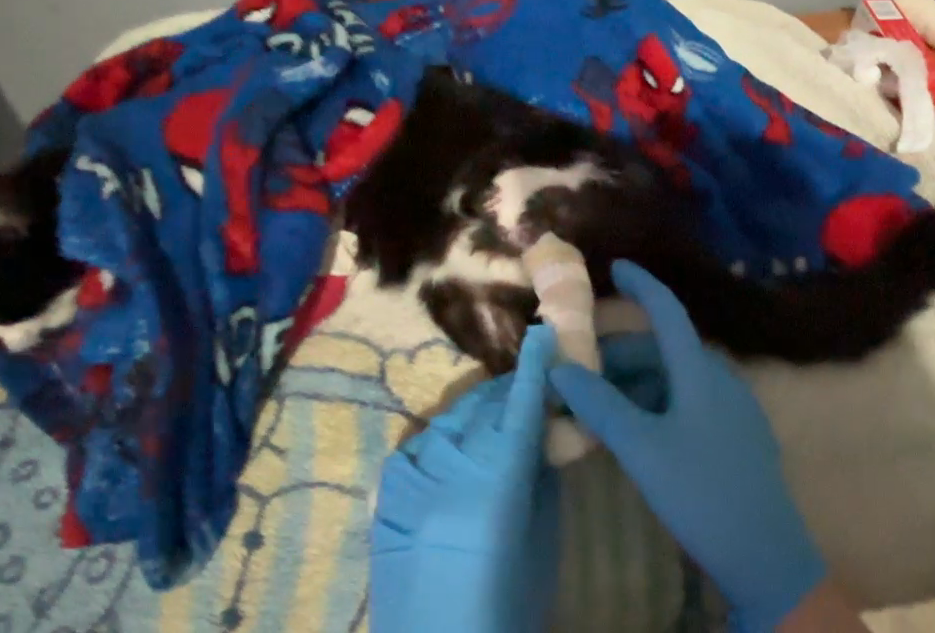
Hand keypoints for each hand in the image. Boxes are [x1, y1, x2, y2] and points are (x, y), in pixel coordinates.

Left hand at [370, 326, 560, 632]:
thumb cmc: (506, 602)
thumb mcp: (540, 539)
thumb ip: (541, 474)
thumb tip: (548, 428)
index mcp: (495, 481)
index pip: (519, 406)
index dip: (534, 365)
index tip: (545, 331)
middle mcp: (447, 465)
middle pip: (485, 406)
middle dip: (511, 391)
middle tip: (535, 388)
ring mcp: (410, 473)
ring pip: (453, 420)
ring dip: (480, 414)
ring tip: (501, 418)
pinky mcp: (387, 486)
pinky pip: (426, 443)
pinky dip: (449, 439)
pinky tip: (462, 452)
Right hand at [550, 263, 826, 631]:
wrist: (765, 555)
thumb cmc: (699, 492)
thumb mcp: (640, 448)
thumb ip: (599, 405)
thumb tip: (560, 368)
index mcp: (699, 371)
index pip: (667, 311)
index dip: (641, 285)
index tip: (615, 266)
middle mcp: (718, 379)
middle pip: (663, 350)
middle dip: (619, 357)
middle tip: (579, 377)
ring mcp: (732, 408)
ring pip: (673, 380)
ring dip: (633, 386)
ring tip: (598, 413)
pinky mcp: (736, 436)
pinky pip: (687, 403)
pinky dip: (654, 406)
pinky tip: (634, 435)